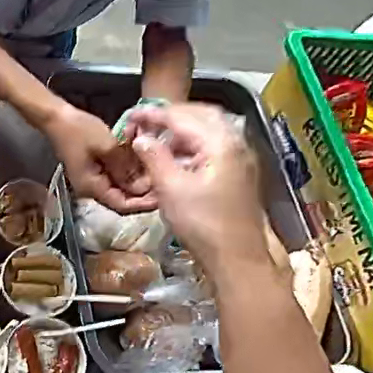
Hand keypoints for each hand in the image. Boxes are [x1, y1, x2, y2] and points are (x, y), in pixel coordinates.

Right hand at [43, 103, 153, 213]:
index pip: (122, 205)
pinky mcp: (94, 170)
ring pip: (120, 188)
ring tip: (156, 168)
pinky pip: (115, 177)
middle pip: (122, 198)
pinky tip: (142, 160)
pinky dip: (129, 171)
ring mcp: (92, 180)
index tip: (163, 193)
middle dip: (143, 191)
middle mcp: (91, 189)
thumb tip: (143, 185)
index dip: (143, 203)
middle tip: (165, 178)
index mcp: (92, 188)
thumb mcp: (106, 146)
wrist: (57, 118)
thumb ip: (125, 167)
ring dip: (137, 180)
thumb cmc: (79, 130)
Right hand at [126, 103, 273, 267]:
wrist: (236, 257)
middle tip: (146, 121)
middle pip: (202, 116)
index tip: (132, 115)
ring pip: (209, 131)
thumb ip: (155, 158)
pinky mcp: (238, 175)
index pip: (183, 117)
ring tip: (157, 137)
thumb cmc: (203, 224)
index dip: (154, 114)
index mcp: (221, 143)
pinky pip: (213, 147)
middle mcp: (236, 145)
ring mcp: (240, 160)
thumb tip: (142, 139)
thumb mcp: (170, 189)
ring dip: (182, 129)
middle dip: (172, 116)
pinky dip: (192, 144)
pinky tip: (175, 157)